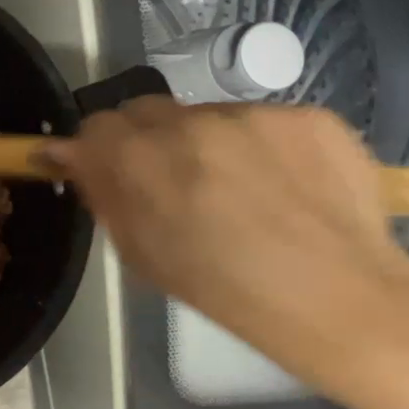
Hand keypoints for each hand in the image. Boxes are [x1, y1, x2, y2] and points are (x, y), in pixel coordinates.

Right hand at [46, 98, 408, 327]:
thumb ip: (103, 194)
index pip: (95, 126)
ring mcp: (250, 114)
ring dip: (210, 143)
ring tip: (243, 190)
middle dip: (149, 139)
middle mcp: (187, 122)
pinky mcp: (306, 115)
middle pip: (147, 111)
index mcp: (136, 157)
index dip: (99, 149)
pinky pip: (266, 123)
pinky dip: (266, 148)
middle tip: (174, 181)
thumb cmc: (221, 288)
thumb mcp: (138, 251)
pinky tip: (286, 187)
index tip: (108, 170)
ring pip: (208, 116)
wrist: (337, 298)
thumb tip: (70, 156)